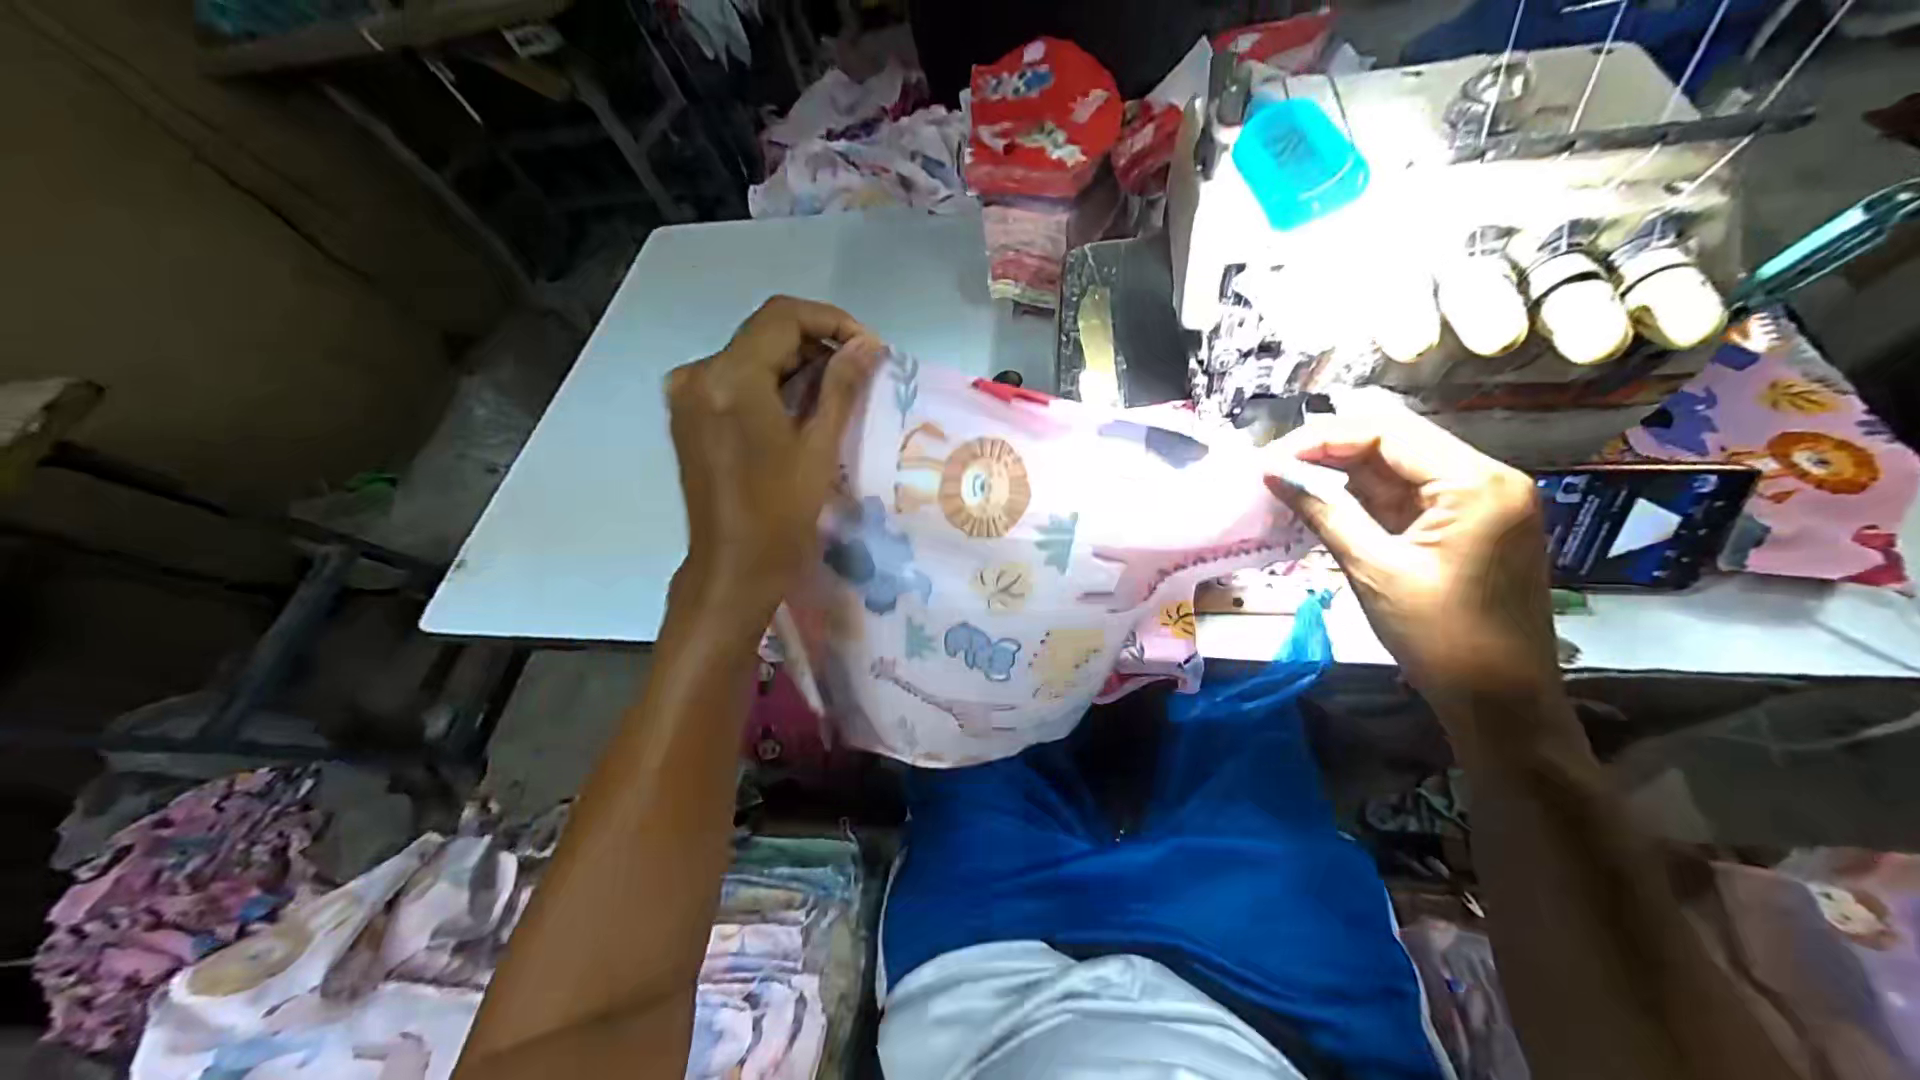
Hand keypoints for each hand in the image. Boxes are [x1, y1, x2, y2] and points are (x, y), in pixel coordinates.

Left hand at [667, 296, 879, 618]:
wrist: (732, 567)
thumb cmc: (780, 514)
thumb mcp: (818, 446)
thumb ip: (842, 386)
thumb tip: (868, 344)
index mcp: (729, 379)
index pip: (783, 317)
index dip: (832, 321)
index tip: (868, 346)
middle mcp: (698, 374)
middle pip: (765, 333)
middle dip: (817, 342)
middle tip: (860, 368)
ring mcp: (687, 393)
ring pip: (751, 353)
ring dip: (795, 361)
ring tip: (839, 386)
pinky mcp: (688, 413)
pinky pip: (734, 378)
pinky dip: (770, 380)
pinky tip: (802, 402)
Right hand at [1265, 405, 1558, 710]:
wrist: (1500, 702)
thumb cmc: (1440, 637)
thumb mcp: (1373, 569)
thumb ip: (1324, 511)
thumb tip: (1273, 474)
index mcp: (1476, 484)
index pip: (1389, 433)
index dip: (1322, 438)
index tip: (1271, 458)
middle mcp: (1487, 479)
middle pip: (1397, 441)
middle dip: (1330, 450)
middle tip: (1274, 466)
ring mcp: (1480, 502)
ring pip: (1399, 467)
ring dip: (1344, 472)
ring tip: (1289, 480)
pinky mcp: (1468, 525)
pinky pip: (1408, 495)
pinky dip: (1365, 497)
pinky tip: (1324, 500)